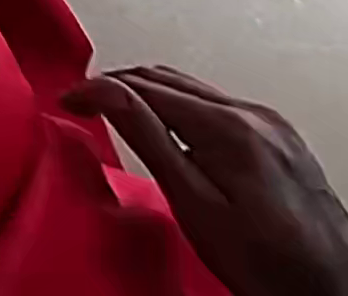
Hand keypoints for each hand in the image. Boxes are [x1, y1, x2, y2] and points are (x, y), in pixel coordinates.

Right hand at [63, 65, 347, 295]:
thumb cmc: (269, 269)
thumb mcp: (194, 204)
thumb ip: (146, 137)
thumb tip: (100, 88)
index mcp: (229, 126)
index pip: (139, 85)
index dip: (95, 89)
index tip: (66, 102)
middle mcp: (254, 114)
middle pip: (161, 78)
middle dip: (115, 87)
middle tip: (84, 107)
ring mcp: (272, 125)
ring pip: (185, 86)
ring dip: (144, 94)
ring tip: (116, 116)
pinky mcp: (281, 139)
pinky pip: (211, 103)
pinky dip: (175, 106)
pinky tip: (166, 132)